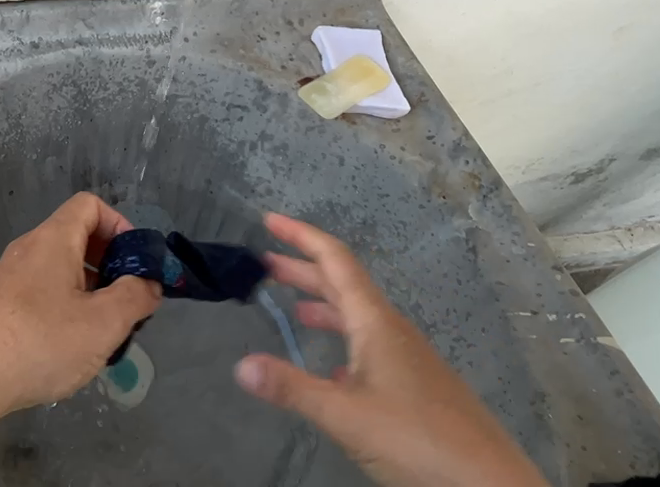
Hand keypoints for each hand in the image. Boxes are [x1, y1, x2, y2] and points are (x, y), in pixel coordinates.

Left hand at [0, 192, 161, 412]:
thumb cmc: (41, 340)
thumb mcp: (103, 323)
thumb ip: (134, 298)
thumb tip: (149, 284)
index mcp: (53, 239)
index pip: (89, 205)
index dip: (119, 224)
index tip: (136, 262)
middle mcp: (29, 247)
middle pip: (76, 235)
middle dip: (109, 263)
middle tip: (127, 302)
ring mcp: (11, 275)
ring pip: (60, 267)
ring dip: (89, 289)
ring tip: (103, 330)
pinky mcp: (0, 301)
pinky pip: (42, 288)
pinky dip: (65, 303)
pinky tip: (70, 344)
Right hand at [235, 214, 547, 486]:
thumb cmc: (419, 439)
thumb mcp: (345, 416)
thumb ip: (292, 388)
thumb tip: (240, 365)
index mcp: (375, 322)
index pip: (335, 260)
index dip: (301, 236)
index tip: (269, 220)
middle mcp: (392, 331)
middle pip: (343, 285)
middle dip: (302, 270)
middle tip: (264, 264)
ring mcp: (410, 359)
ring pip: (358, 318)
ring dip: (323, 306)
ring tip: (293, 310)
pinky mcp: (419, 388)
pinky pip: (372, 347)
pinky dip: (344, 343)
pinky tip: (333, 369)